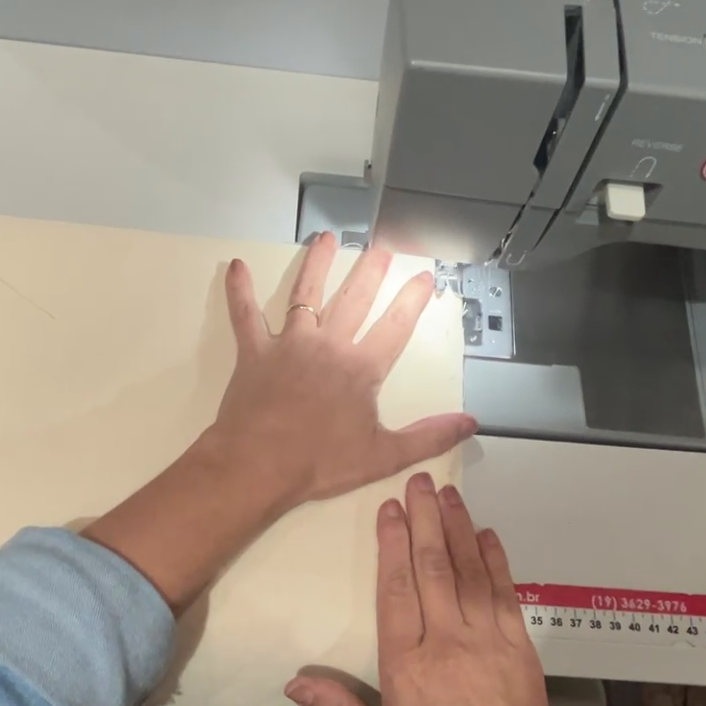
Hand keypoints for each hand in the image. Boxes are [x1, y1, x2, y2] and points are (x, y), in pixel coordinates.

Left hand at [81, 234, 472, 612]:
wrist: (258, 467)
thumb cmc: (319, 464)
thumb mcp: (384, 457)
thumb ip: (429, 437)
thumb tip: (469, 423)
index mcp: (361, 369)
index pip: (396, 326)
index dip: (413, 300)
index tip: (424, 276)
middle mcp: (328, 346)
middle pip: (354, 299)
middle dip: (371, 271)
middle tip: (382, 248)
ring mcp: (289, 345)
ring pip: (305, 294)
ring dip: (317, 264)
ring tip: (326, 238)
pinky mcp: (254, 353)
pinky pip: (245, 315)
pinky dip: (240, 291)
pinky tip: (236, 266)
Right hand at [285, 473, 585, 705]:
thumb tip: (293, 680)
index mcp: (406, 668)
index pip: (394, 592)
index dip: (390, 545)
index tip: (388, 508)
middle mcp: (447, 644)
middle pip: (432, 570)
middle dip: (425, 520)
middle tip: (418, 481)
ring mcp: (489, 641)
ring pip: (469, 573)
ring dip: (458, 529)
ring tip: (448, 493)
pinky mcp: (520, 647)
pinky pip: (506, 594)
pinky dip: (497, 561)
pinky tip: (487, 534)